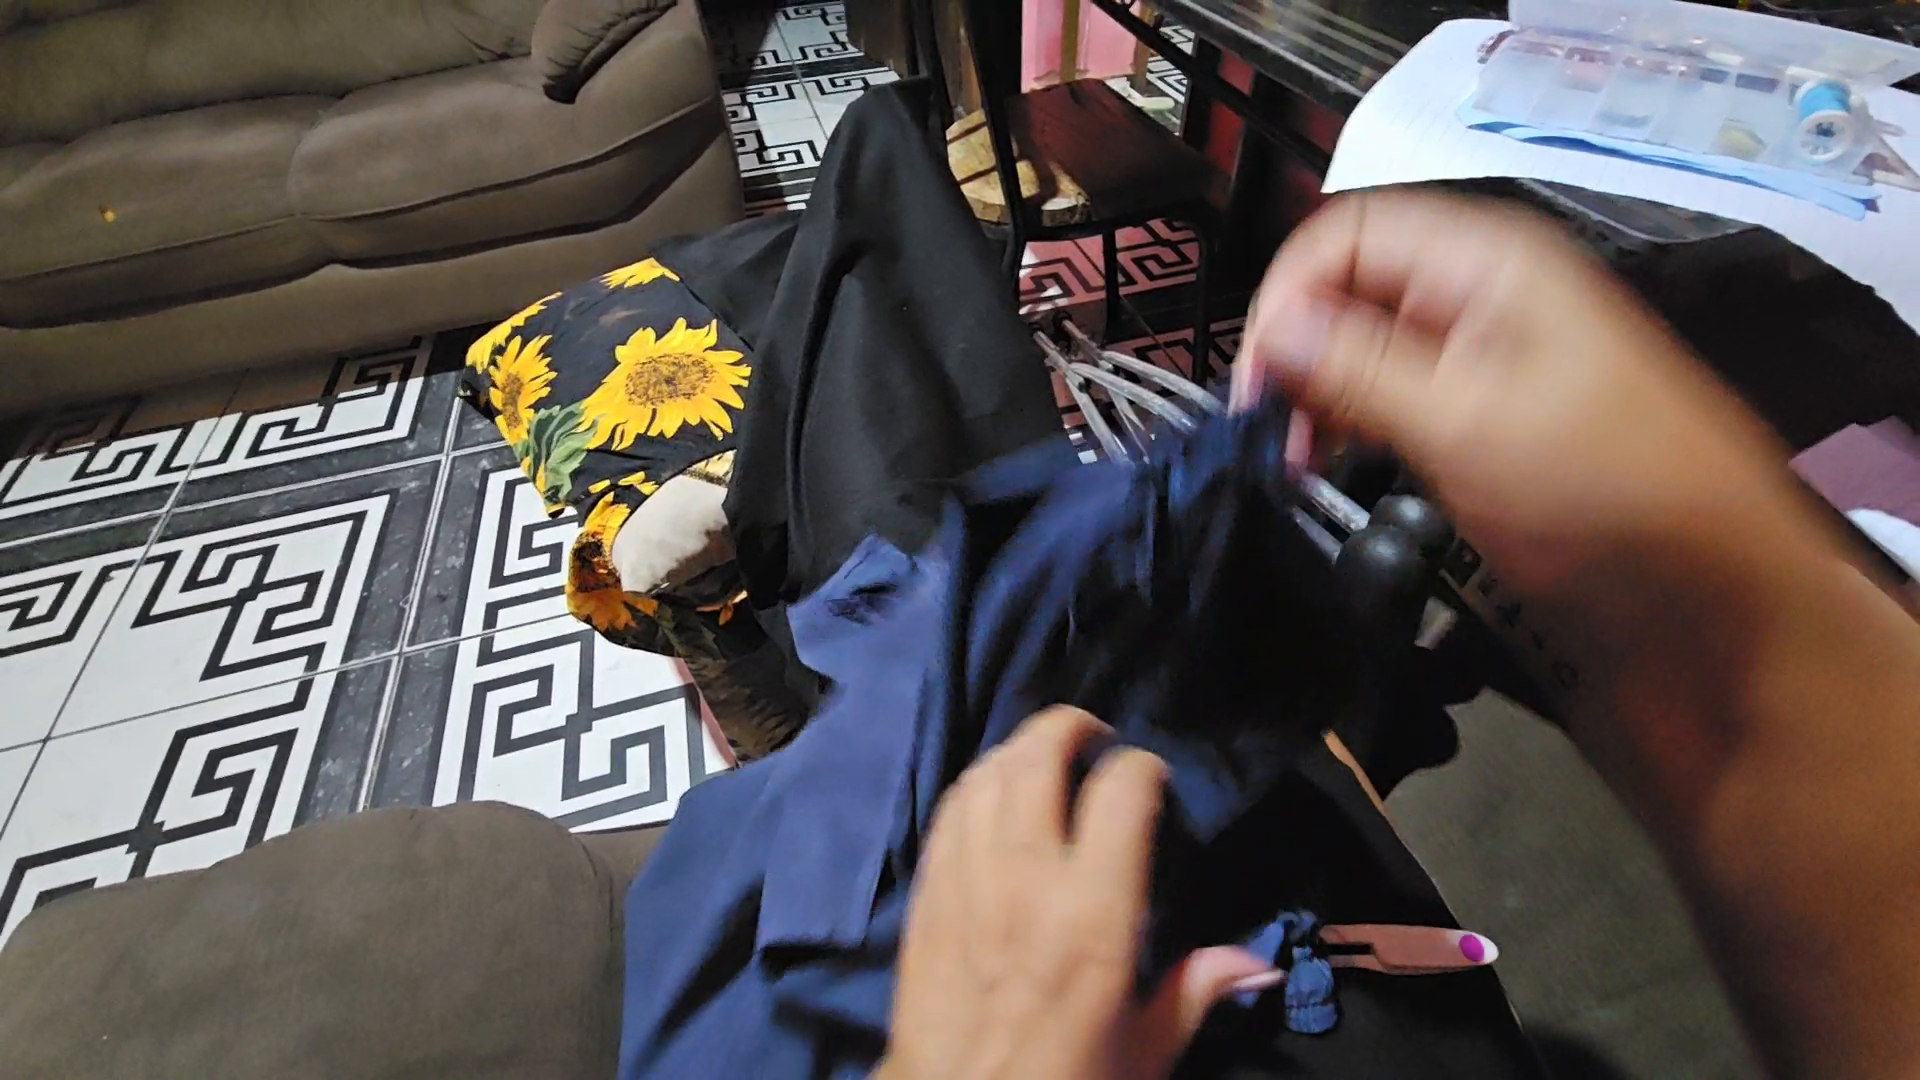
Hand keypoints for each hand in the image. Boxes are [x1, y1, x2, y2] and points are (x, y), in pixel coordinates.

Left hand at [879, 707, 1268, 1079]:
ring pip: (990, 771)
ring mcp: (969, 873)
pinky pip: (952, 806)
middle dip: (1071, 726)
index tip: (1149, 776)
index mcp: (1092, 912)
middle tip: (1093, 736)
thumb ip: (1196, 989)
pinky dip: (979, 781)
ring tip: (1044, 756)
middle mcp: (1026, 874)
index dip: (1141, 767)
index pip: (1121, 792)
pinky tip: (995, 789)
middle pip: (1040, 756)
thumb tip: (1262, 962)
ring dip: (1021, 748)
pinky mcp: (930, 883)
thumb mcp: (1144, 1050)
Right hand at [1228, 193, 1838, 778]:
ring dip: (1302, 393)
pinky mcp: (1447, 410)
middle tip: (1264, 423)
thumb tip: (1269, 333)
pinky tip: (1312, 460)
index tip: (1257, 376)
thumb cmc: (1601, 491)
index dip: (1288, 295)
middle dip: (1289, 351)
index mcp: (1484, 267)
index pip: (1346, 237)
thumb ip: (1358, 370)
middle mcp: (1463, 299)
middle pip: (1338, 290)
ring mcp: (1455, 357)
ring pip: (1342, 346)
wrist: (1690, 590)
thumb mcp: (1466, 422)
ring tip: (1287, 454)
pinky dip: (1327, 421)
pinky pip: (1363, 392)